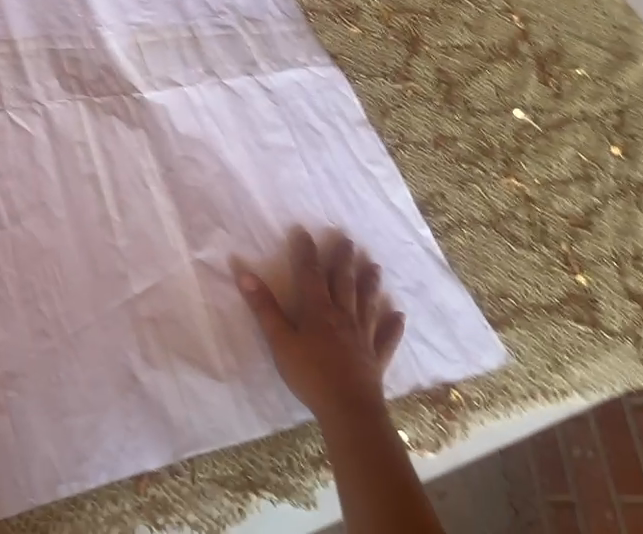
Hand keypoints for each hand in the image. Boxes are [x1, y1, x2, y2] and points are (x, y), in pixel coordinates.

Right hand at [234, 229, 405, 423]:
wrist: (349, 410)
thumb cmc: (310, 374)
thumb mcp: (279, 341)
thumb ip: (264, 307)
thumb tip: (244, 273)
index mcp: (318, 311)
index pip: (310, 274)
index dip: (307, 252)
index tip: (305, 232)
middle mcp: (343, 317)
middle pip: (343, 283)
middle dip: (343, 260)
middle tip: (347, 240)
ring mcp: (363, 337)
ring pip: (366, 304)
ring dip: (369, 284)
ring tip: (373, 266)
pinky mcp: (375, 357)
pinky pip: (386, 338)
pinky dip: (392, 326)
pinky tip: (398, 315)